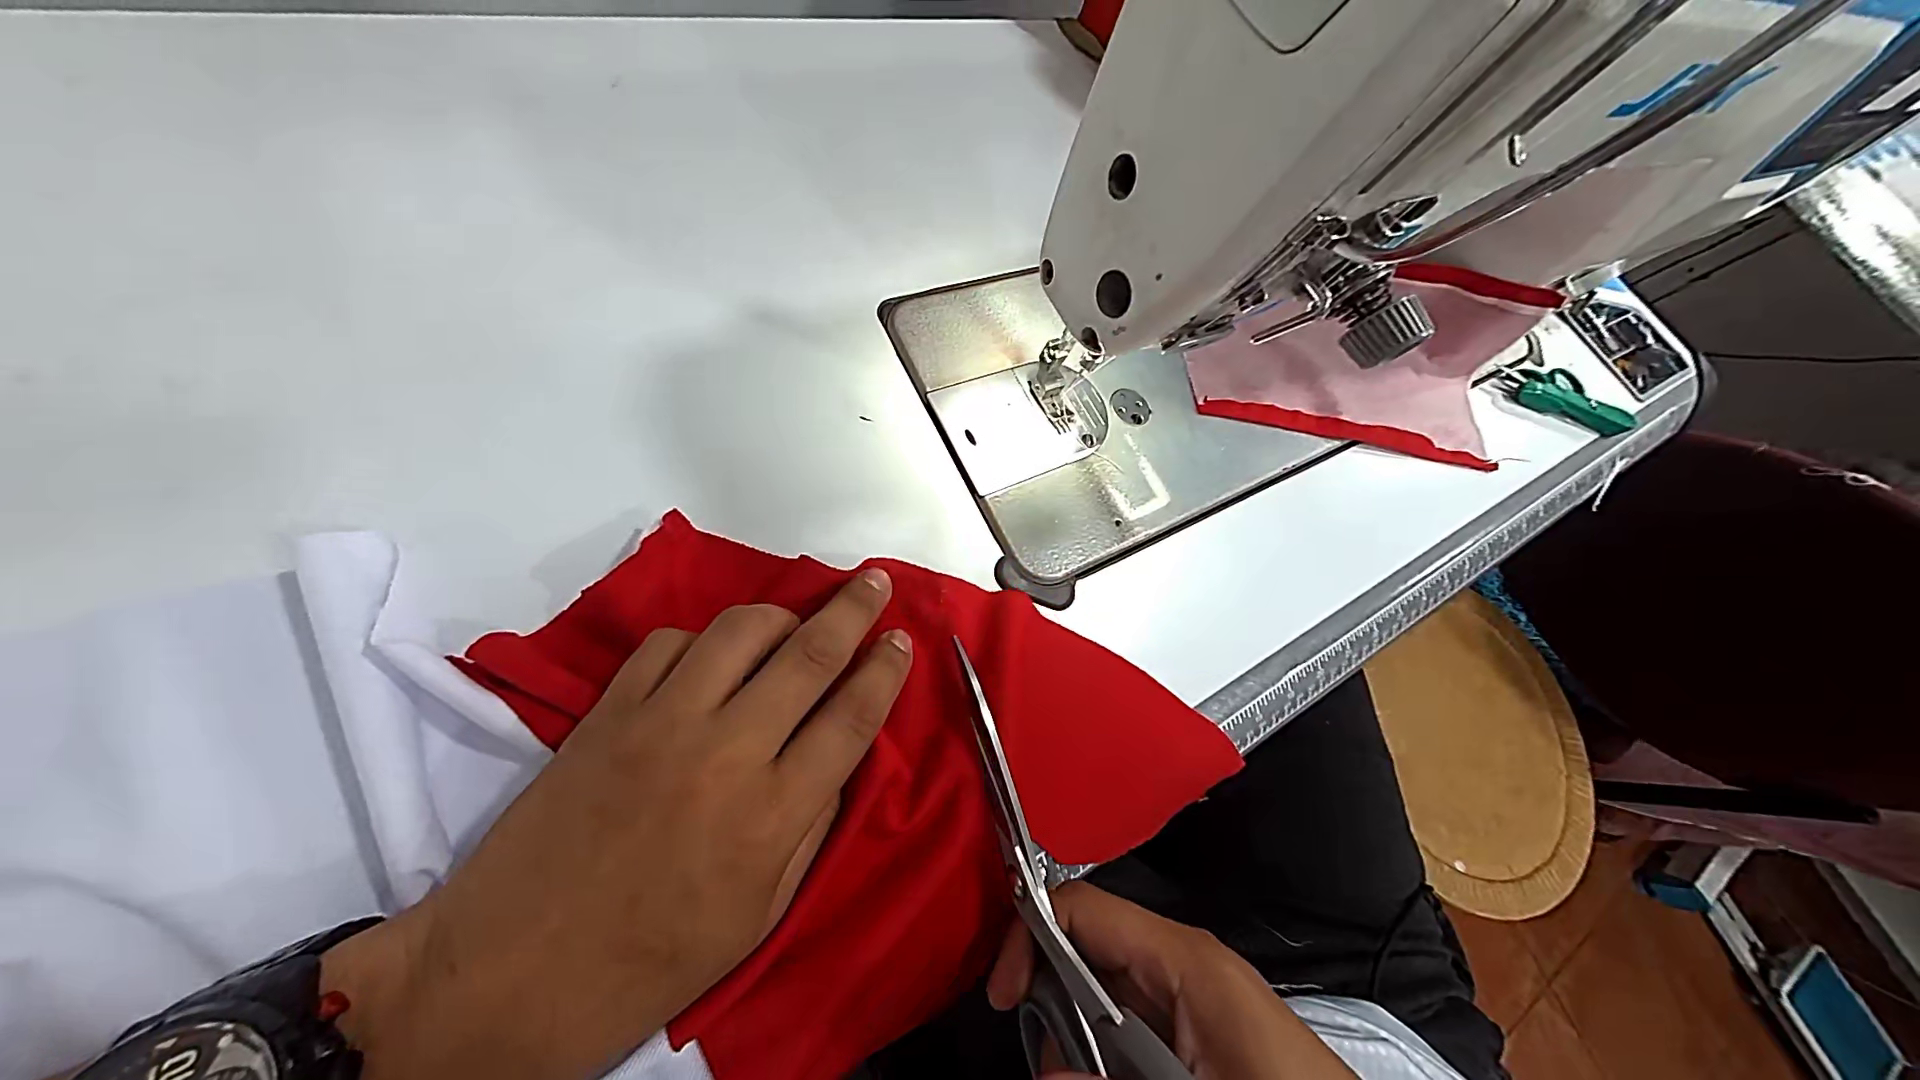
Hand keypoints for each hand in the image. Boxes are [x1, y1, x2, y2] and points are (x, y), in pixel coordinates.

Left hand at [322, 570, 912, 1079]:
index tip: (902, 639)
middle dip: (853, 610)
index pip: (850, 718)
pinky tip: (710, 659)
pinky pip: (667, 644)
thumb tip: (837, 757)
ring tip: (795, 620)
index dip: (885, 672)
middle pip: (807, 656)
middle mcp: (724, 753)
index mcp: (770, 814)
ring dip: (780, 614)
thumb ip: (809, 825)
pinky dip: (701, 640)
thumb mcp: (761, 913)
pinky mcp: (607, 713)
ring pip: (738, 632)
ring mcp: (659, 723)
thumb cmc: (654, 959)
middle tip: (875, 580)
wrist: (511, 975)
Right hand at [986, 883, 1358, 1079]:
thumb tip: (1049, 1070)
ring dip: (1077, 1031)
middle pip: (1086, 947)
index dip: (1030, 935)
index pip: (1083, 907)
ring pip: (1103, 987)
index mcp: (1185, 958)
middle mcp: (1185, 961)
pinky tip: (1108, 1073)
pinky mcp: (1200, 1023)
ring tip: (1081, 1071)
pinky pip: (1131, 1017)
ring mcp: (1193, 991)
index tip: (1004, 991)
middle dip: (1051, 995)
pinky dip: (1106, 1047)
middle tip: (1049, 1057)